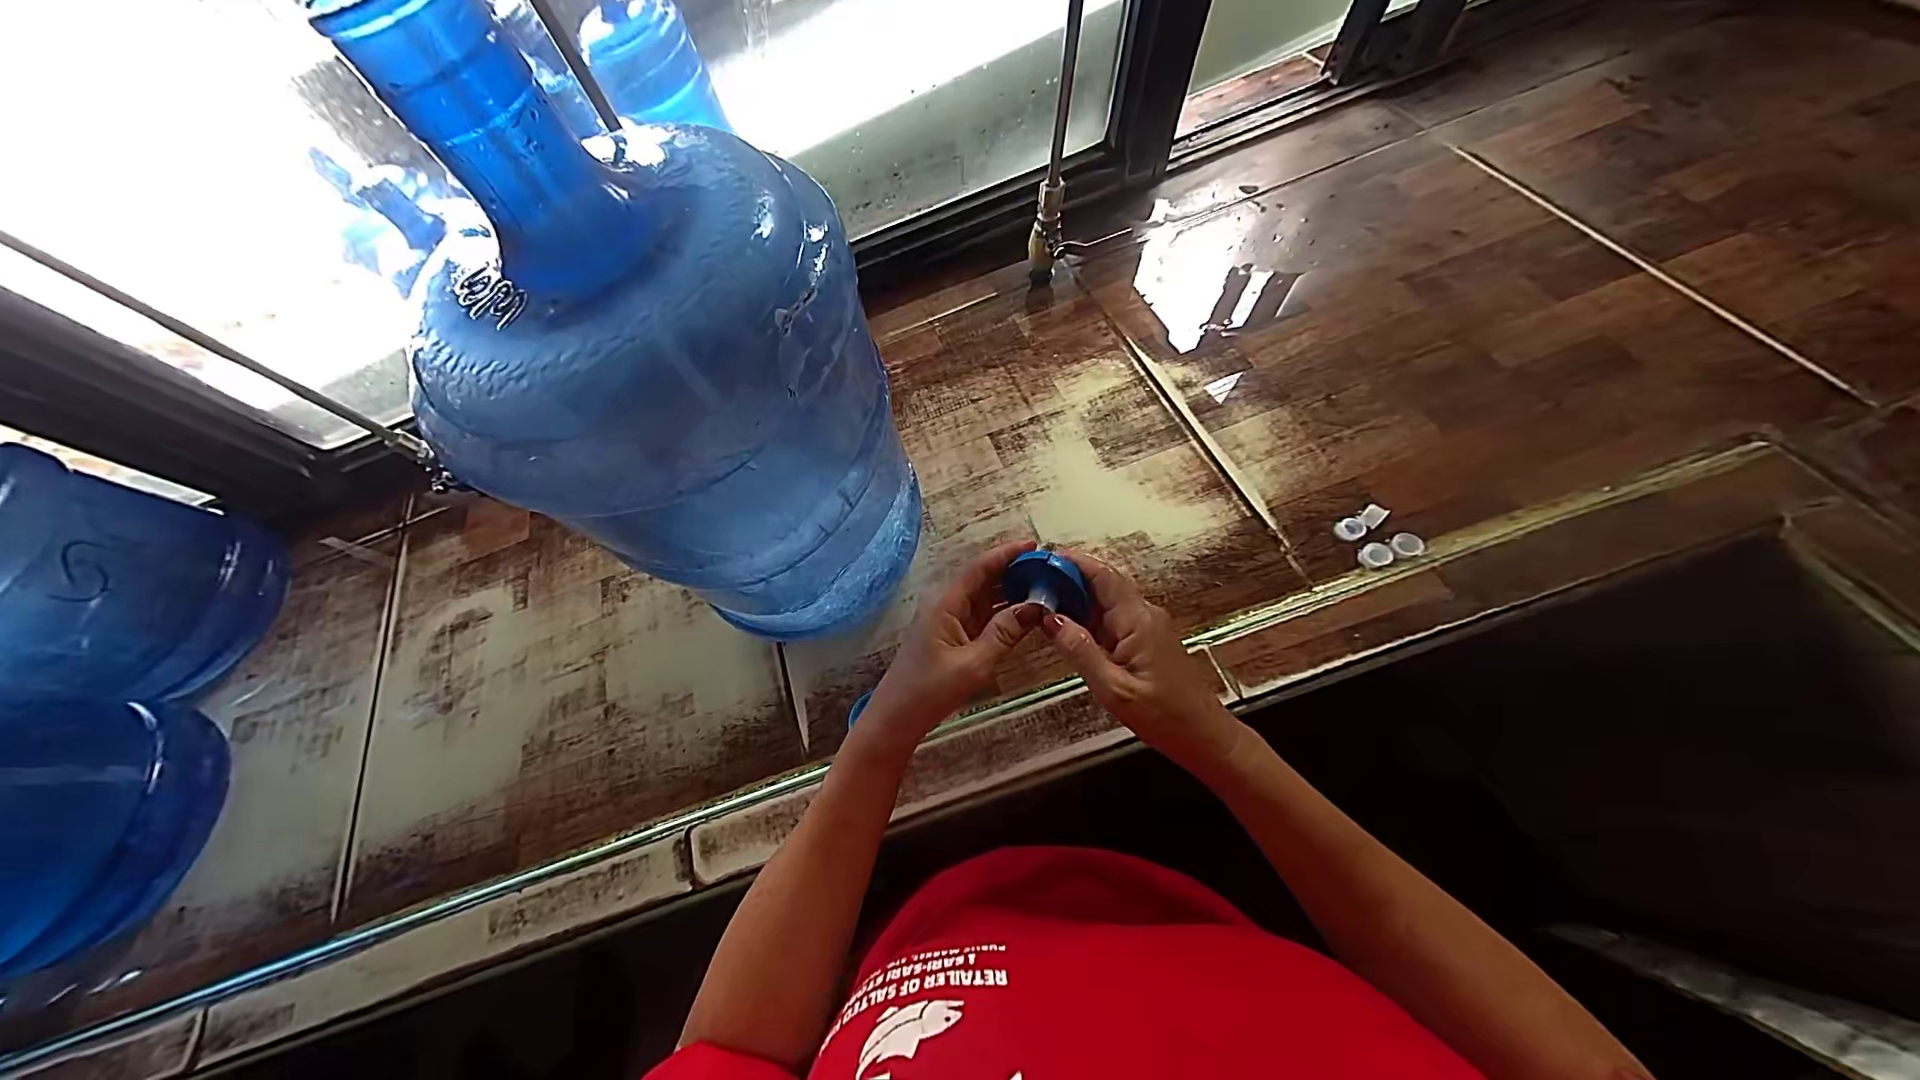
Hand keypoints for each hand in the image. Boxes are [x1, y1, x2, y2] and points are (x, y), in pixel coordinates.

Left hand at [857, 540, 1046, 754]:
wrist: (897, 718)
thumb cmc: (930, 690)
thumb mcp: (974, 663)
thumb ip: (1006, 633)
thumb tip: (1036, 607)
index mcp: (946, 602)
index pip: (980, 568)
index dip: (1008, 554)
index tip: (1035, 545)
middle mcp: (947, 604)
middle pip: (984, 579)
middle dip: (1015, 571)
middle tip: (1049, 569)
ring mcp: (950, 620)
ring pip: (985, 597)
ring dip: (1012, 592)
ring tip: (1045, 587)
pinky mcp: (953, 636)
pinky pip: (983, 616)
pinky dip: (1004, 612)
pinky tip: (1026, 613)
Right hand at [1040, 550, 1246, 769]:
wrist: (1204, 736)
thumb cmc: (1166, 717)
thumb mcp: (1113, 688)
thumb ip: (1080, 651)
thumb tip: (1050, 619)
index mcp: (1138, 620)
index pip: (1102, 576)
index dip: (1071, 563)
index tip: (1042, 559)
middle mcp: (1144, 615)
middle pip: (1102, 584)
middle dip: (1067, 579)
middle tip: (1032, 582)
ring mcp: (1145, 627)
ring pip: (1104, 602)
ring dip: (1075, 599)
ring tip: (1041, 601)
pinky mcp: (1144, 640)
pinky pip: (1111, 620)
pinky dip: (1087, 618)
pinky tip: (1066, 627)